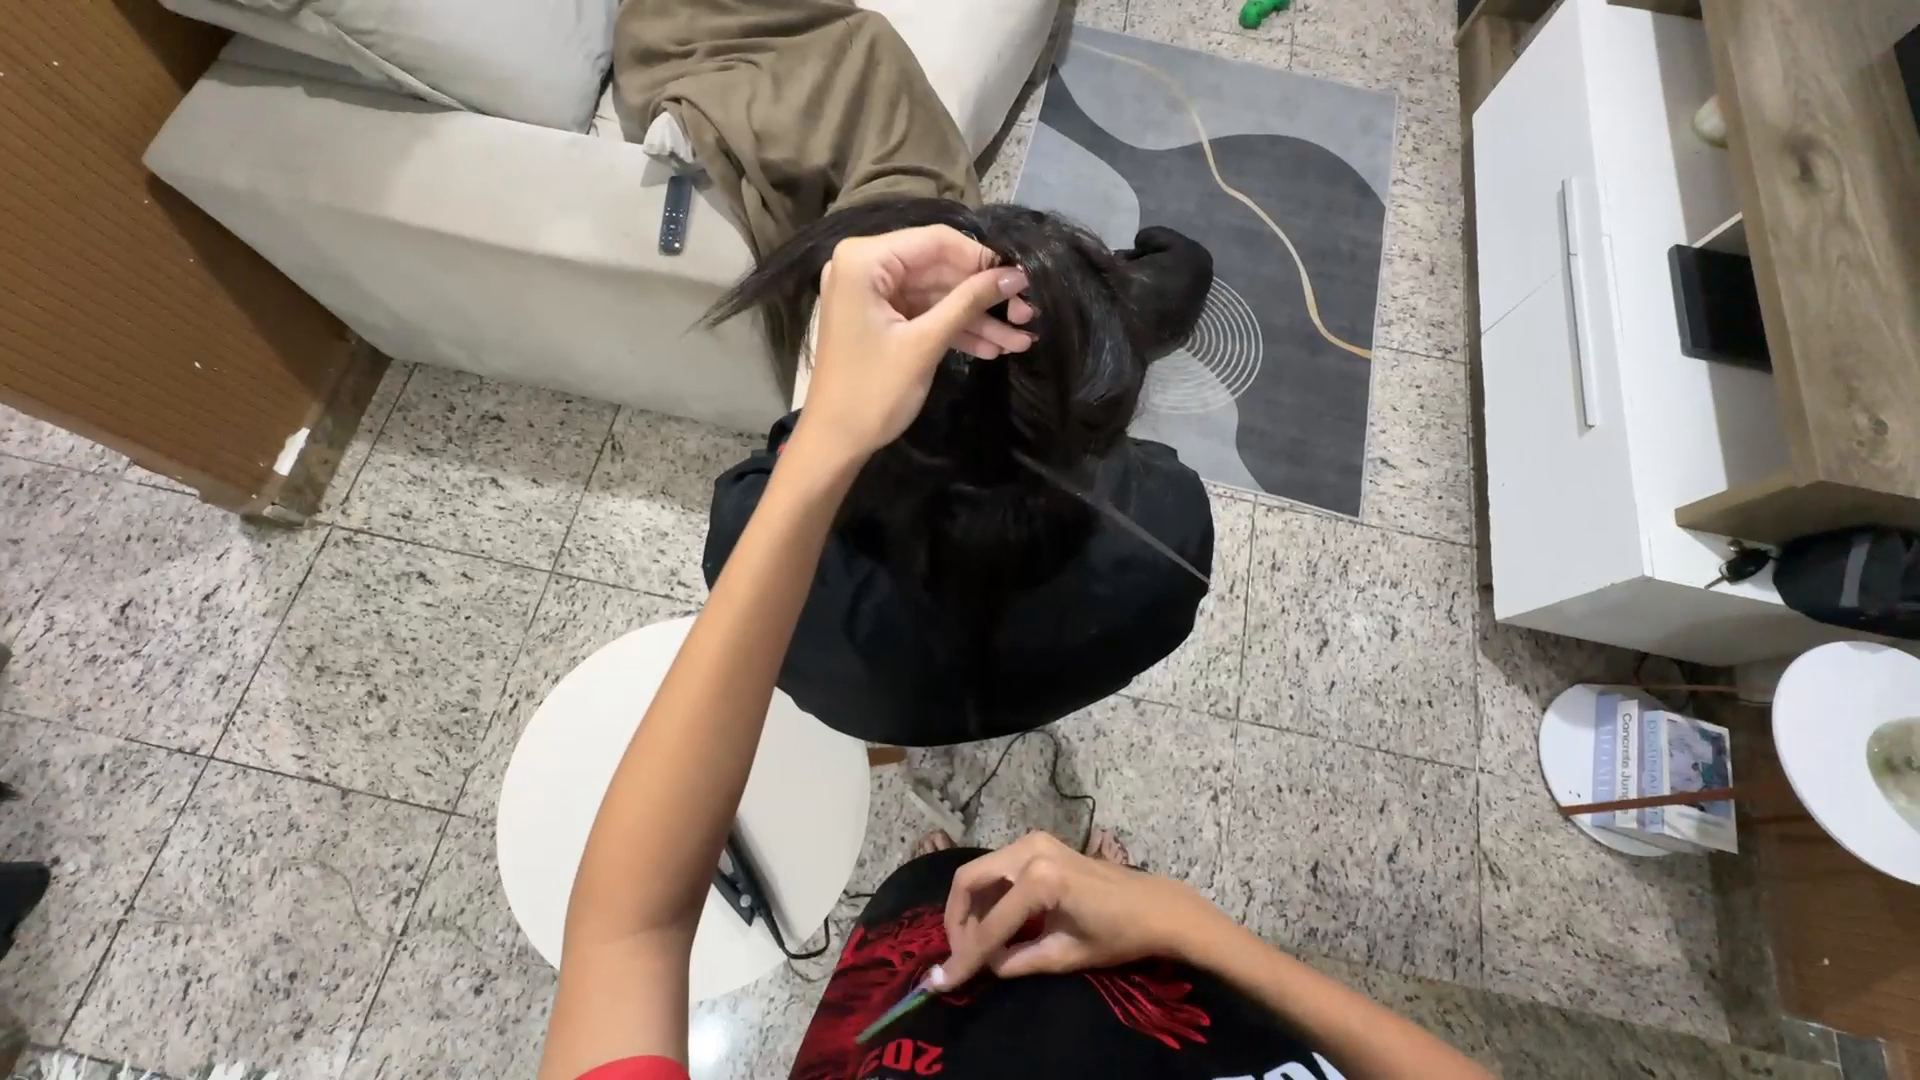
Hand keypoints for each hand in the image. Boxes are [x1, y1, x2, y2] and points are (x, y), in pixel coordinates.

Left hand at [791, 225, 1032, 461]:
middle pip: (939, 268)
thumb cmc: (873, 392)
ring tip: (1020, 340)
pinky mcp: (881, 320)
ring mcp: (872, 295)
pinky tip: (993, 348)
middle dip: (984, 295)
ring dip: (977, 318)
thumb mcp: (925, 344)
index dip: (983, 260)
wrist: (835, 441)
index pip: (937, 242)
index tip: (1024, 279)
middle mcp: (865, 266)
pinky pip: (925, 314)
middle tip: (1028, 315)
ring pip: (937, 295)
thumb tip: (1015, 275)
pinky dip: (956, 330)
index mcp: (864, 260)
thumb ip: (969, 303)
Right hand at [934, 831, 1229, 988]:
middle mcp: (1029, 850)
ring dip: (969, 907)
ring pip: (980, 872)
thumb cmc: (1118, 934)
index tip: (942, 982)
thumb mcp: (1065, 955)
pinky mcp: (1038, 842)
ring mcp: (1033, 841)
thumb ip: (1018, 961)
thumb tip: (982, 967)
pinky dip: (988, 894)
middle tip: (960, 955)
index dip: (965, 956)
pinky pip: (998, 868)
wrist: (1155, 906)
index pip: (989, 924)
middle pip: (969, 881)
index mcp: (1040, 879)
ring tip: (975, 943)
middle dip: (957, 921)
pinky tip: (994, 923)